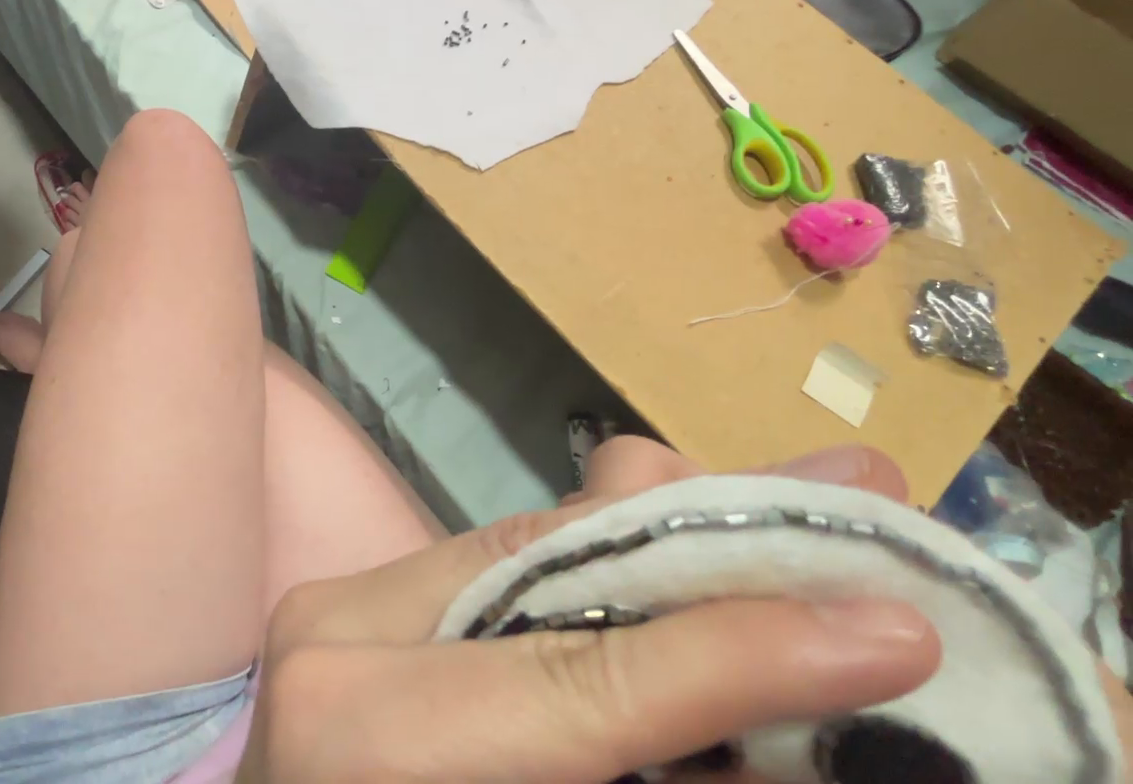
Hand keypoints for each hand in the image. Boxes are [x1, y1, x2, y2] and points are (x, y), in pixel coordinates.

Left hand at [237, 439, 942, 782]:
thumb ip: (630, 726)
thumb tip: (779, 714)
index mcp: (366, 732)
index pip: (571, 683)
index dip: (726, 652)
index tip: (889, 629)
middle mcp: (340, 635)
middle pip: (538, 560)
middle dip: (695, 539)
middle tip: (846, 496)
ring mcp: (339, 606)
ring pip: (520, 543)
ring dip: (651, 533)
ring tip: (770, 502)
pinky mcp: (353, 601)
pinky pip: (493, 563)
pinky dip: (590, 556)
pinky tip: (667, 532)